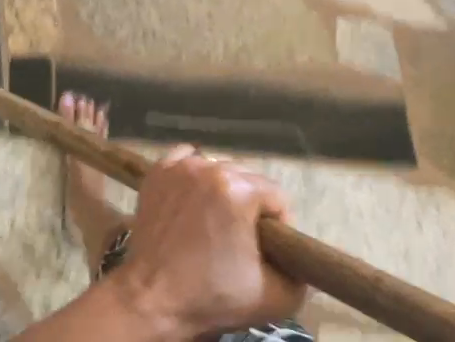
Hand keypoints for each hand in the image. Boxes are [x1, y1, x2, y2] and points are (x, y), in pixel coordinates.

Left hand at [109, 146, 307, 336]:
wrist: (154, 296)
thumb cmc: (214, 296)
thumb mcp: (278, 296)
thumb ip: (300, 271)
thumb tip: (295, 254)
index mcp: (237, 191)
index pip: (278, 197)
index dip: (280, 225)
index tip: (269, 249)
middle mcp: (208, 168)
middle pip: (248, 178)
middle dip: (253, 206)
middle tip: (244, 238)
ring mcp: (178, 166)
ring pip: (218, 168)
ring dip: (225, 190)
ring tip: (219, 221)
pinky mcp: (157, 171)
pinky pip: (186, 159)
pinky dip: (196, 174)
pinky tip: (197, 196)